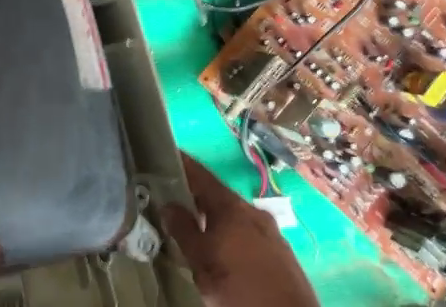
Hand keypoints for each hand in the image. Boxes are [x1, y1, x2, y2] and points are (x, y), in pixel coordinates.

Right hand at [161, 152, 318, 306]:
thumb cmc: (239, 288)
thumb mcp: (201, 262)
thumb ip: (182, 229)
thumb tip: (168, 204)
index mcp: (232, 207)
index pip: (201, 174)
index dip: (181, 163)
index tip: (162, 156)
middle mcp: (254, 213)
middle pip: (218, 197)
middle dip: (196, 199)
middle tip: (172, 203)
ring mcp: (273, 234)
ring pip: (235, 219)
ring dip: (215, 221)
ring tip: (196, 233)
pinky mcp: (283, 256)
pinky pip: (250, 236)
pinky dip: (232, 237)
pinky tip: (224, 254)